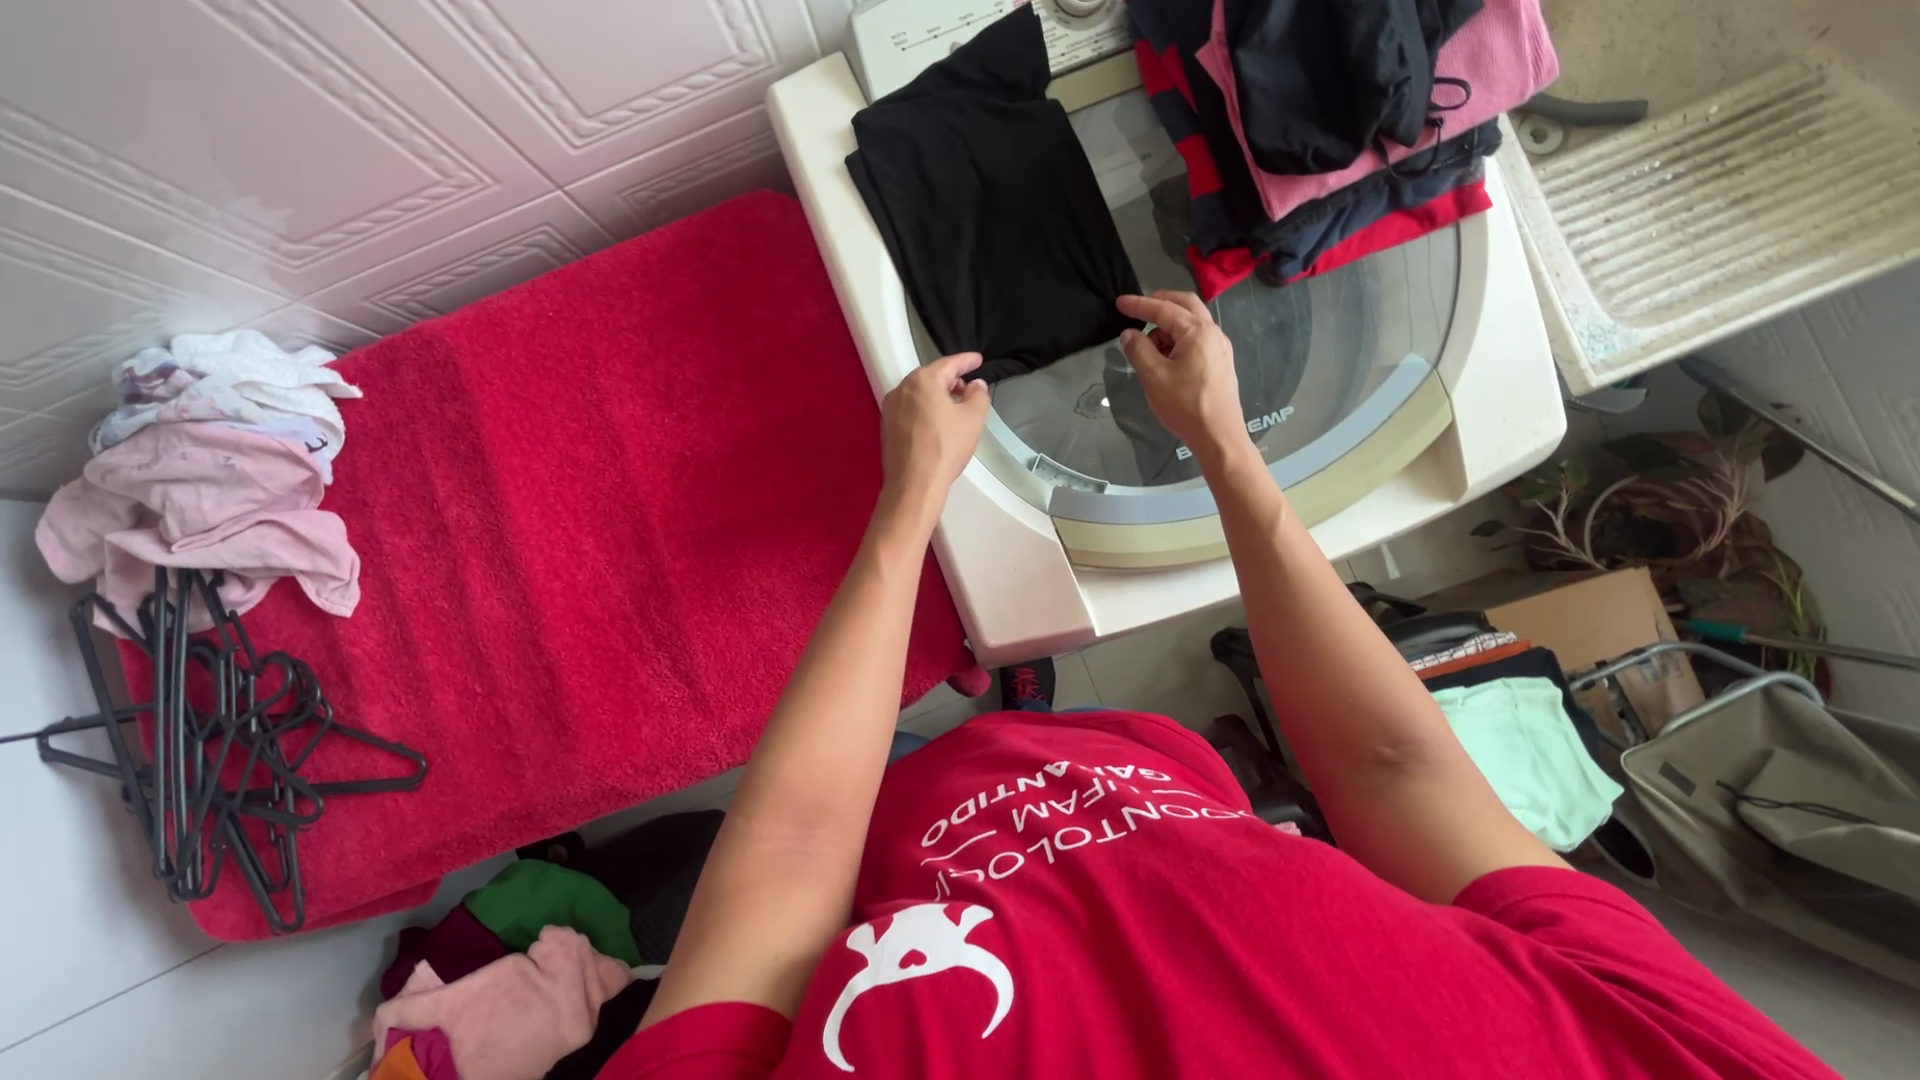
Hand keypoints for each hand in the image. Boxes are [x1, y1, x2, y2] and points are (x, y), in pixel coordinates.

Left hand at [880, 351, 989, 511]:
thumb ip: (978, 395)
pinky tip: (936, 424)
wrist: (914, 484)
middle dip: (951, 380)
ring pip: (918, 394)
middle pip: (930, 377)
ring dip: (937, 396)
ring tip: (955, 407)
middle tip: (968, 389)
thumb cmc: (945, 448)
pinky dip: (924, 410)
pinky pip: (909, 410)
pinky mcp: (886, 428)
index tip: (978, 360)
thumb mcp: (973, 419)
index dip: (966, 361)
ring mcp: (890, 409)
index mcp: (922, 381)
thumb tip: (975, 385)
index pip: (948, 364)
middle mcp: (901, 389)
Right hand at [1116, 291, 1249, 464]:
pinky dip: (1179, 338)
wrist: (1218, 435)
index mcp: (1197, 332)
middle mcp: (1213, 333)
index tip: (1119, 303)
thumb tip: (1129, 334)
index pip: (1164, 309)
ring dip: (1169, 325)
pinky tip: (1167, 357)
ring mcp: (1220, 347)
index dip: (1139, 304)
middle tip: (1138, 309)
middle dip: (1161, 303)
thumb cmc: (1185, 406)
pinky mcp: (1220, 362)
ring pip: (1192, 323)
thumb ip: (1139, 350)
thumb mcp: (1154, 377)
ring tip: (1149, 345)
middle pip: (1186, 305)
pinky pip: (1198, 339)